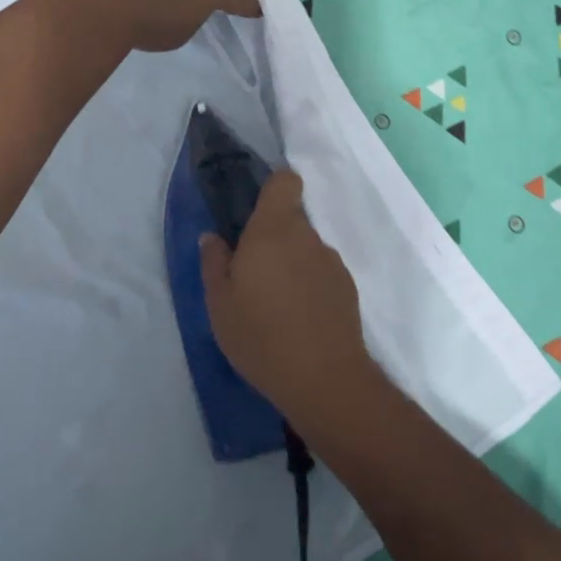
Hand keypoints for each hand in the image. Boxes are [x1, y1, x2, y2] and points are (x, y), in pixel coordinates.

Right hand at [200, 171, 375, 416]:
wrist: (324, 378)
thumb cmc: (260, 334)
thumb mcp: (219, 302)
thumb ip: (214, 262)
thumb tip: (213, 237)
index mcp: (272, 230)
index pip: (284, 182)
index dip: (272, 189)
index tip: (254, 214)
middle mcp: (307, 237)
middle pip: (290, 221)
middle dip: (272, 240)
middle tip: (251, 277)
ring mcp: (332, 262)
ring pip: (305, 250)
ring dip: (291, 266)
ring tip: (275, 307)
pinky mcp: (348, 289)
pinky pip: (321, 275)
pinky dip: (309, 288)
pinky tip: (298, 322)